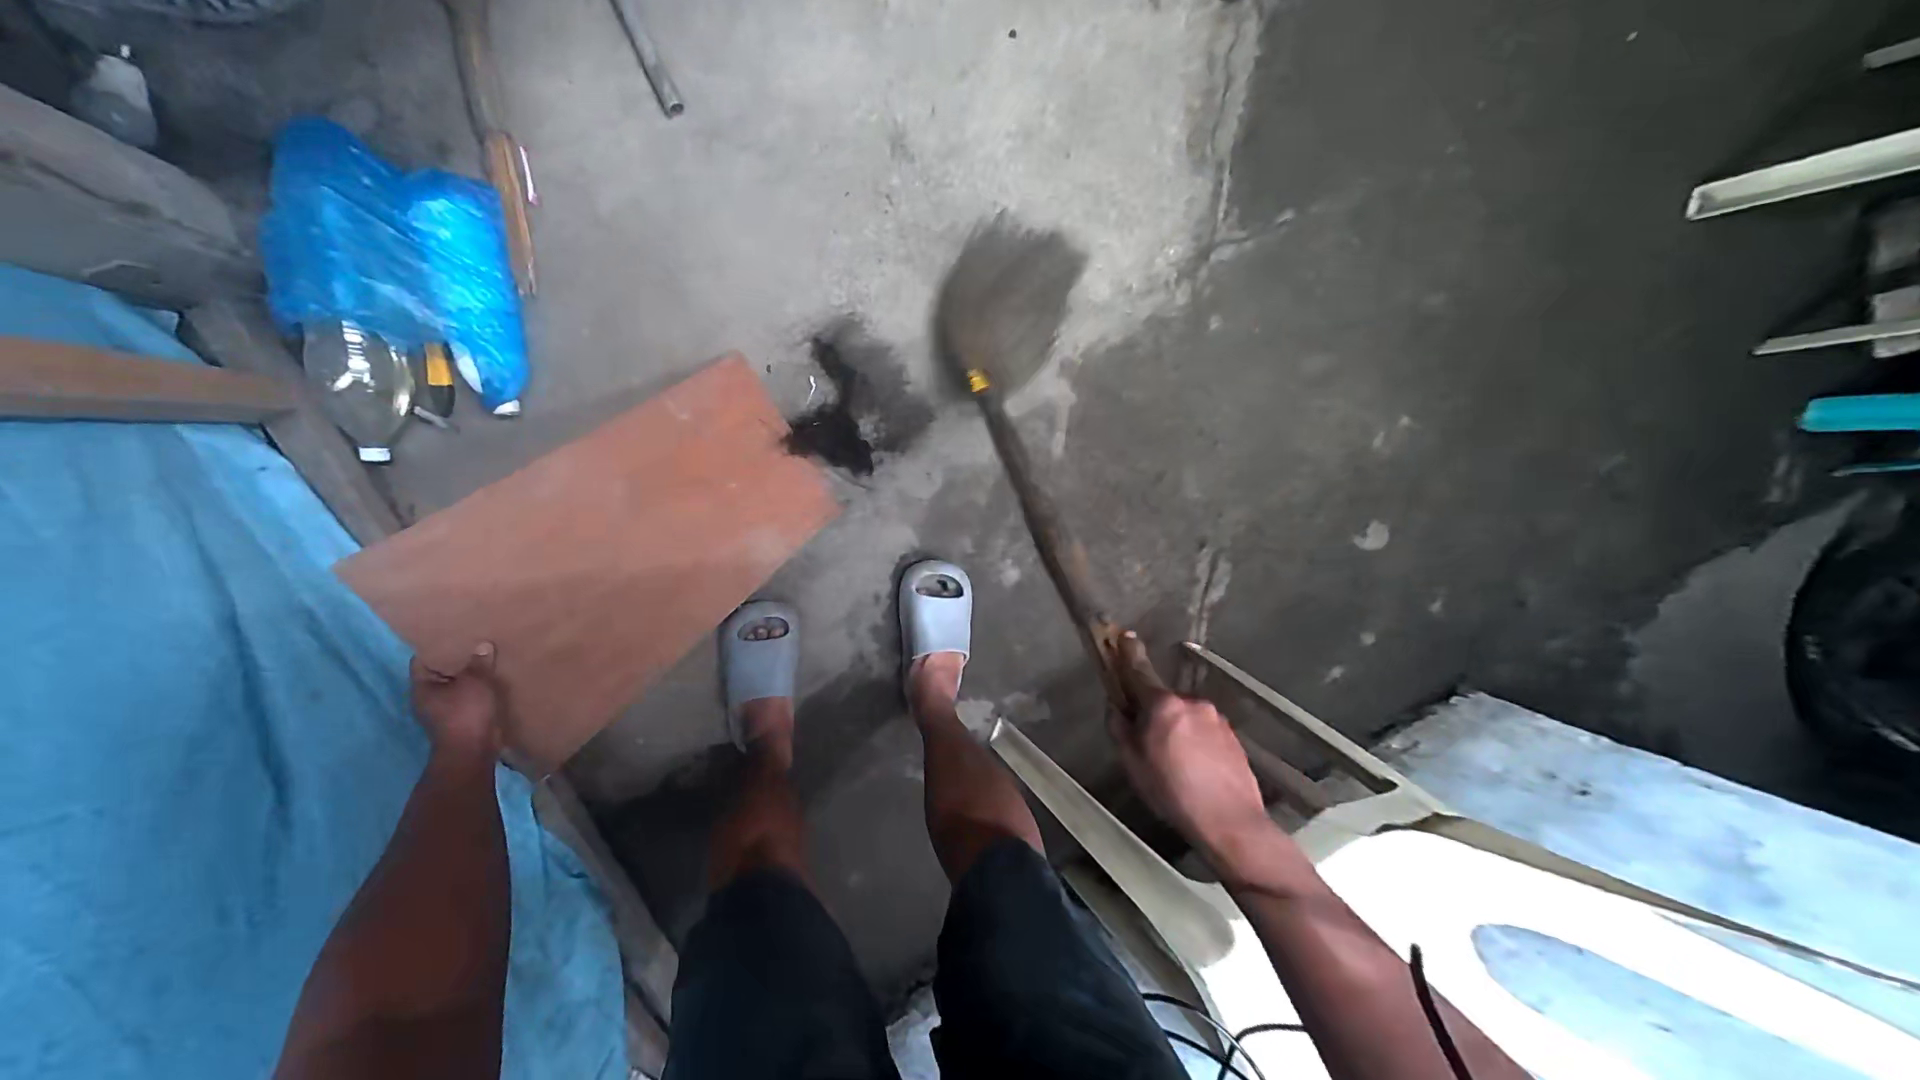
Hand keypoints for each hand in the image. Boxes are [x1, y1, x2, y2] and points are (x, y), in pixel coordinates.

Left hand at [410, 642, 505, 759]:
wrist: (473, 749)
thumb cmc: (465, 712)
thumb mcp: (474, 682)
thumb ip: (478, 663)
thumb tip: (482, 646)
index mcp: (422, 688)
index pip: (422, 661)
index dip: (435, 648)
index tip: (452, 636)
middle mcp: (428, 699)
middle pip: (440, 674)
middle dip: (456, 661)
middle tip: (475, 643)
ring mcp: (444, 711)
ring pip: (456, 687)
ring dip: (469, 677)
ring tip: (487, 660)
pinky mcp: (461, 719)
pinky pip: (468, 698)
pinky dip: (478, 691)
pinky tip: (493, 682)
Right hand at [1109, 633, 1277, 868]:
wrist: (1231, 822)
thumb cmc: (1172, 792)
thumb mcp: (1132, 763)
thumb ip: (1120, 729)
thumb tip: (1117, 709)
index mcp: (1162, 705)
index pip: (1139, 671)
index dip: (1128, 653)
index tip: (1124, 637)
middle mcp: (1191, 702)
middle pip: (1162, 699)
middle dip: (1152, 713)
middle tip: (1147, 746)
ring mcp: (1215, 718)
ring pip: (1184, 716)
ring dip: (1175, 729)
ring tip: (1175, 766)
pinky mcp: (1232, 735)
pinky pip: (1203, 730)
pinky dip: (1195, 742)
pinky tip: (1195, 771)